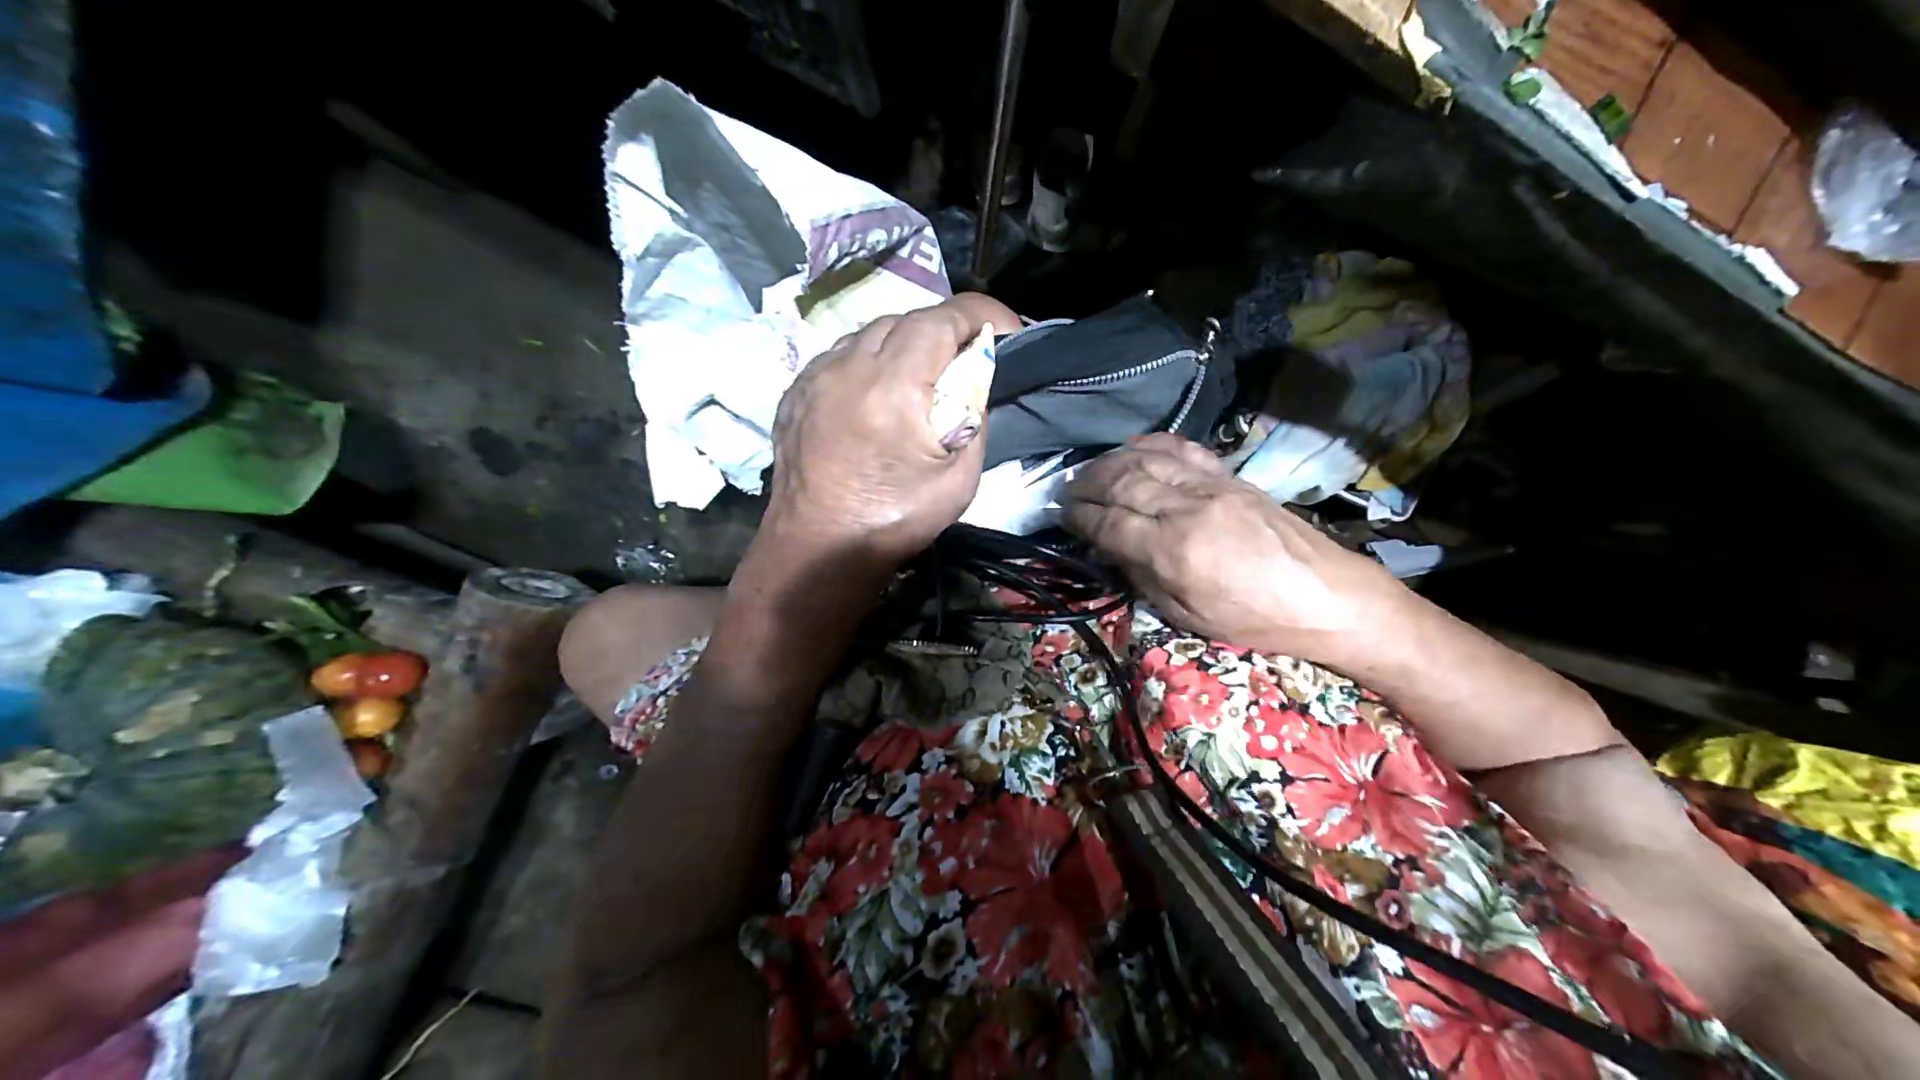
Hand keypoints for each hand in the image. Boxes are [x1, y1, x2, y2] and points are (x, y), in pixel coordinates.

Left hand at [760, 293, 1018, 568]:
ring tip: (922, 372)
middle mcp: (847, 369)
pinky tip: (878, 390)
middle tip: (966, 356)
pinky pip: (840, 355)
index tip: (1004, 328)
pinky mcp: (795, 392)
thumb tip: (975, 376)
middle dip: (943, 329)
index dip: (979, 314)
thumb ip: (974, 416)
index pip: (940, 320)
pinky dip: (868, 360)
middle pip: (904, 319)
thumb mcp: (958, 479)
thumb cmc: (893, 521)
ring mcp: (814, 378)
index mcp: (891, 388)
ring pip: (868, 333)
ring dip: (903, 342)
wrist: (818, 549)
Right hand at [1062, 433, 1405, 663]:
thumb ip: (1143, 577)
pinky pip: (1183, 450)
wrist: (1327, 597)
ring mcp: (1211, 487)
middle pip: (1121, 484)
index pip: (1109, 522)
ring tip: (1090, 470)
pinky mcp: (1230, 477)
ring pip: (1147, 460)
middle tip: (1067, 490)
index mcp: (1174, 553)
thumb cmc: (1254, 620)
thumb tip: (1110, 548)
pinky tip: (1132, 447)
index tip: (1061, 514)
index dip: (1079, 516)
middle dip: (1086, 485)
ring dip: (1110, 462)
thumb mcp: (1187, 615)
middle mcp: (1187, 510)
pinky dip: (1152, 444)